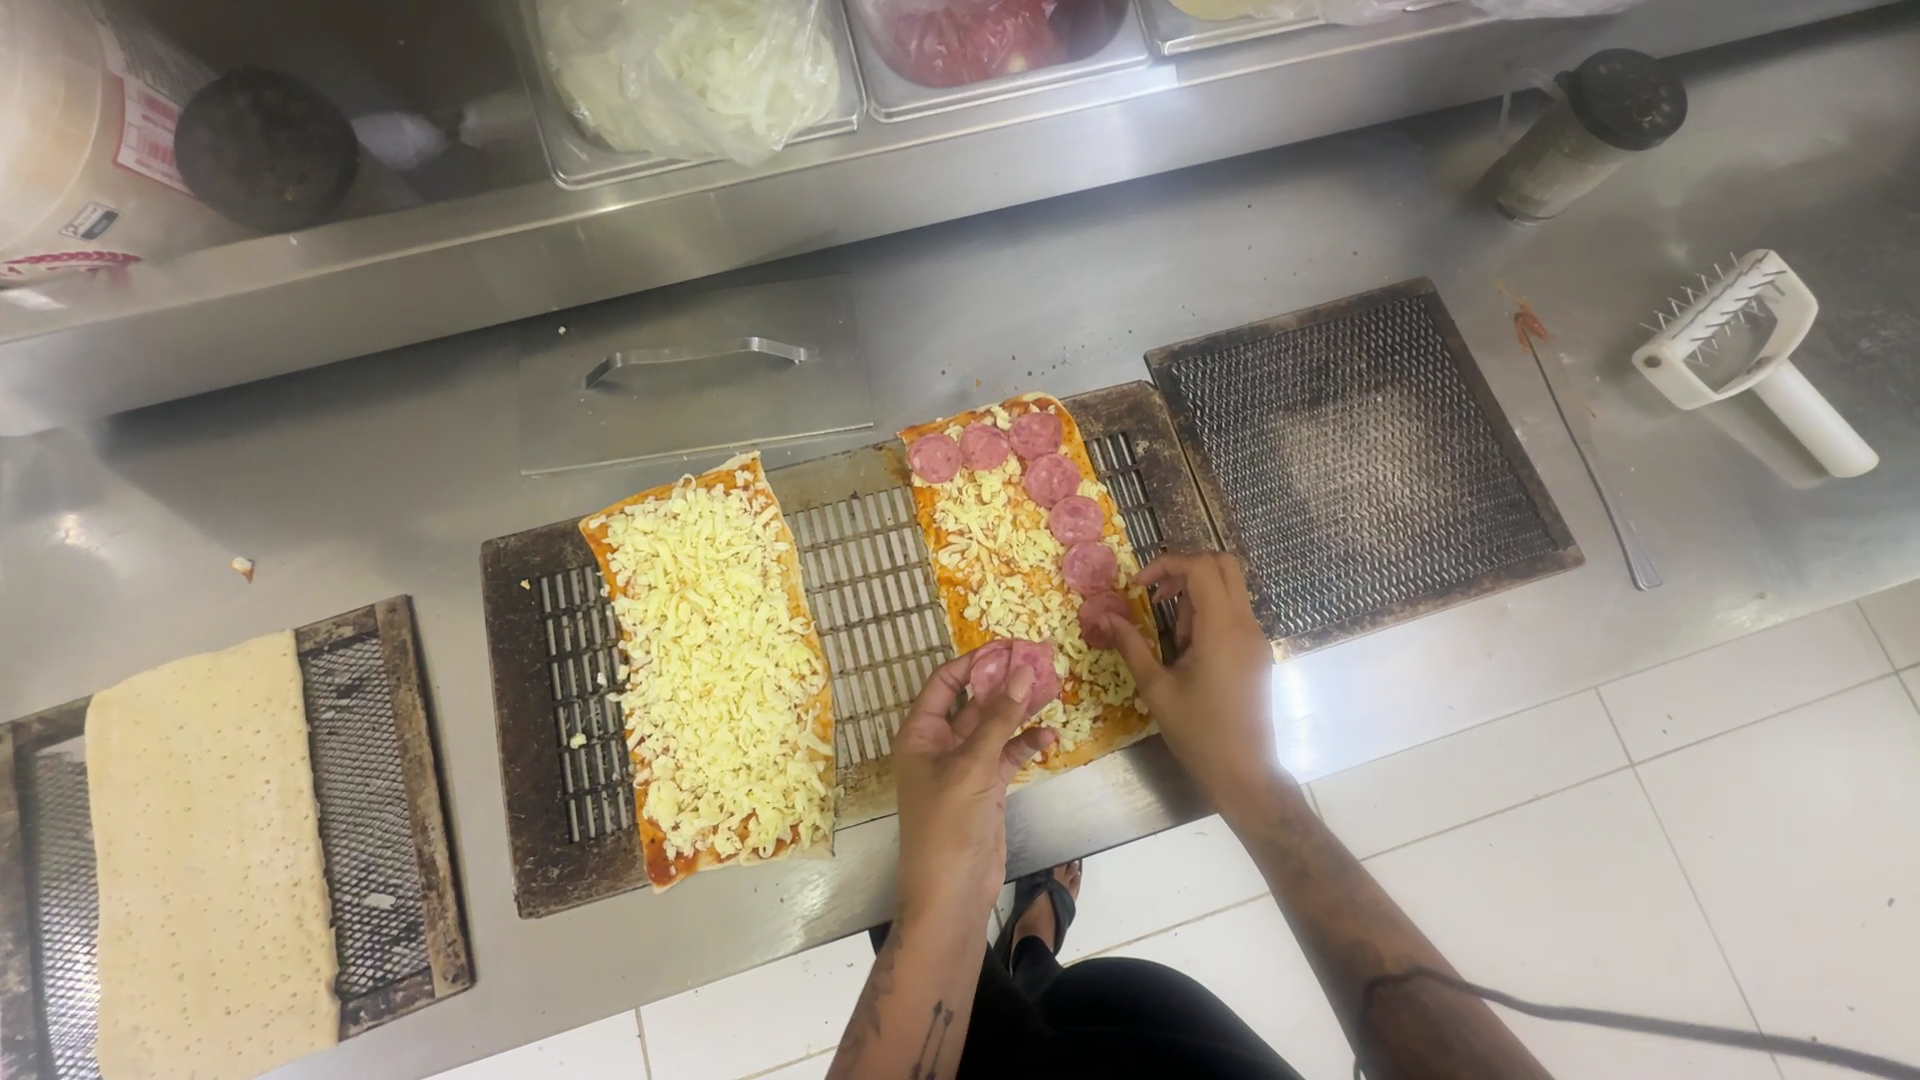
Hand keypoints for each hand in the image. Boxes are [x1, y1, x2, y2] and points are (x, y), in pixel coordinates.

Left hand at [892, 650, 1056, 924]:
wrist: (952, 893)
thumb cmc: (947, 824)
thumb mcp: (971, 766)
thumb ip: (999, 718)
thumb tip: (1022, 671)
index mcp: (920, 733)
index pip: (945, 682)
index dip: (974, 662)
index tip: (1009, 647)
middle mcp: (940, 744)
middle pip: (973, 701)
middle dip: (1004, 683)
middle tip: (1039, 661)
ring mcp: (965, 766)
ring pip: (995, 727)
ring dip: (1020, 711)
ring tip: (1053, 689)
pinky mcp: (987, 787)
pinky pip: (1007, 755)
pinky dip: (1026, 744)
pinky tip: (1049, 736)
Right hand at [1104, 553, 1284, 805]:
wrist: (1245, 772)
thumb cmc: (1197, 731)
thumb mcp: (1155, 687)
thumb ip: (1130, 645)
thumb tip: (1102, 617)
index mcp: (1221, 629)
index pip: (1201, 568)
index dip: (1167, 565)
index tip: (1138, 586)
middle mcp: (1246, 625)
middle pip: (1224, 565)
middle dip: (1186, 569)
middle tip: (1157, 595)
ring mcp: (1256, 638)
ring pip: (1230, 588)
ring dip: (1197, 596)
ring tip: (1174, 639)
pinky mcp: (1258, 652)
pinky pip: (1234, 614)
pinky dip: (1209, 615)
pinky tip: (1190, 652)